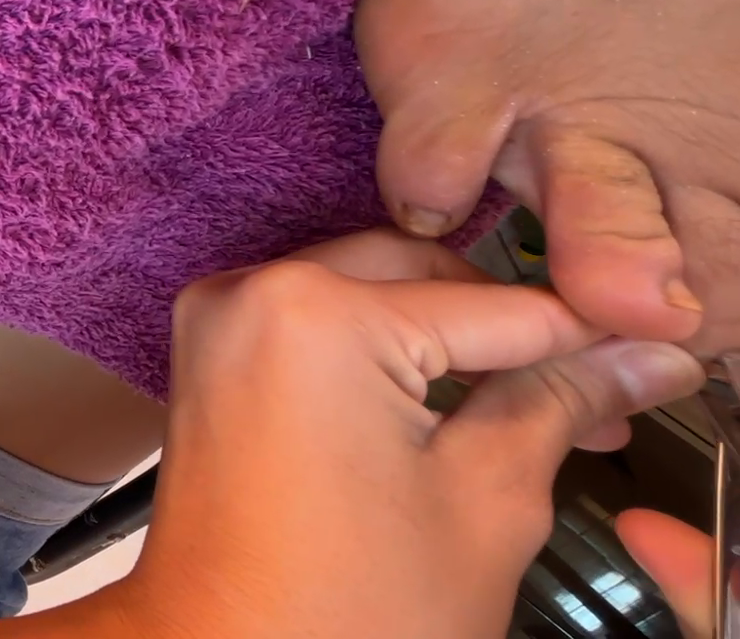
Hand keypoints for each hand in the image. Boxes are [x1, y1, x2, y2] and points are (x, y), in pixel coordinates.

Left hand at [0, 230, 705, 638]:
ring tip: (523, 398)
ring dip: (436, 324)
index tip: (659, 359)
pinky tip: (431, 389)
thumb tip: (636, 361)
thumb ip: (553, 405)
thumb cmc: (350, 596)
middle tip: (590, 387)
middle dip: (502, 318)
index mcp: (316, 312)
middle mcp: (251, 288)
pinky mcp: (204, 341)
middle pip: (411, 267)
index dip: (590, 337)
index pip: (492, 304)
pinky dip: (368, 336)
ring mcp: (216, 311)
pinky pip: (302, 311)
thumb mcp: (483, 498)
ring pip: (355, 281)